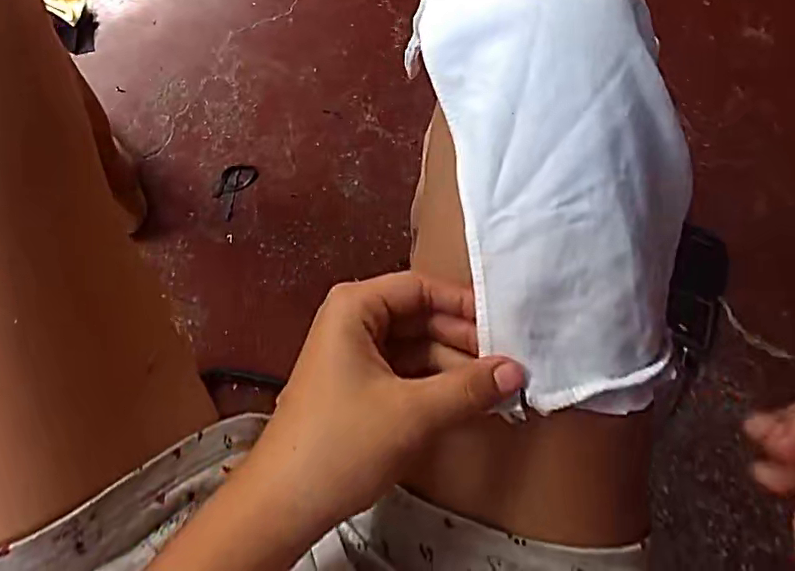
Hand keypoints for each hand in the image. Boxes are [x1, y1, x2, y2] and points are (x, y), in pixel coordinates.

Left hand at [243, 272, 526, 546]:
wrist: (281, 507)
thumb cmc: (334, 446)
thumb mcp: (411, 413)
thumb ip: (467, 388)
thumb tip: (512, 371)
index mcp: (354, 306)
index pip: (420, 288)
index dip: (463, 304)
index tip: (500, 322)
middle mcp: (353, 320)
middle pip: (420, 316)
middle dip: (462, 340)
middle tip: (505, 359)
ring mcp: (354, 352)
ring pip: (416, 346)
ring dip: (453, 366)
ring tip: (495, 384)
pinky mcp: (358, 383)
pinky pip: (406, 371)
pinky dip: (435, 384)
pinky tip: (467, 400)